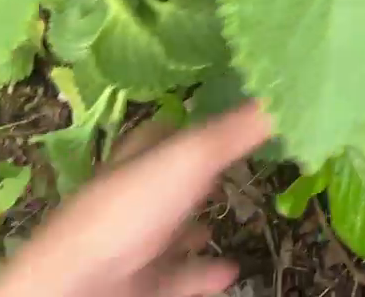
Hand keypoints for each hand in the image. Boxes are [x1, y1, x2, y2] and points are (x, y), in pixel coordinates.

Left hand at [0, 102, 271, 296]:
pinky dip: (203, 272)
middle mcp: (135, 192)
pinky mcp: (140, 281)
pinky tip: (229, 271)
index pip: (173, 128)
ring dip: (200, 224)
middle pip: (173, 176)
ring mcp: (135, 241)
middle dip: (203, 173)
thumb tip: (289, 88)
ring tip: (231, 217)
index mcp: (142, 154)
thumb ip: (240, 128)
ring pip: (173, 227)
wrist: (76, 288)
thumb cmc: (131, 209)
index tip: (238, 116)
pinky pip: (178, 274)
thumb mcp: (194, 156)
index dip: (203, 120)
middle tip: (240, 165)